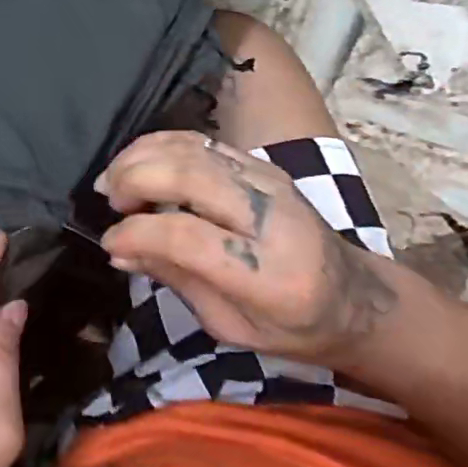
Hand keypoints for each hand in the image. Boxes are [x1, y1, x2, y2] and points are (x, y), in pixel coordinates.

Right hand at [93, 131, 401, 368]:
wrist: (357, 298)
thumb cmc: (292, 325)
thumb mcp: (230, 326)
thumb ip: (176, 281)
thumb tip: (120, 252)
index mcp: (272, 275)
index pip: (186, 237)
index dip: (134, 235)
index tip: (109, 244)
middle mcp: (274, 218)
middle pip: (187, 176)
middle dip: (132, 181)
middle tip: (109, 202)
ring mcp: (270, 182)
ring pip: (189, 149)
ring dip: (138, 158)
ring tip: (114, 183)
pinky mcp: (261, 164)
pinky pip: (198, 140)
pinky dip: (157, 146)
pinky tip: (136, 165)